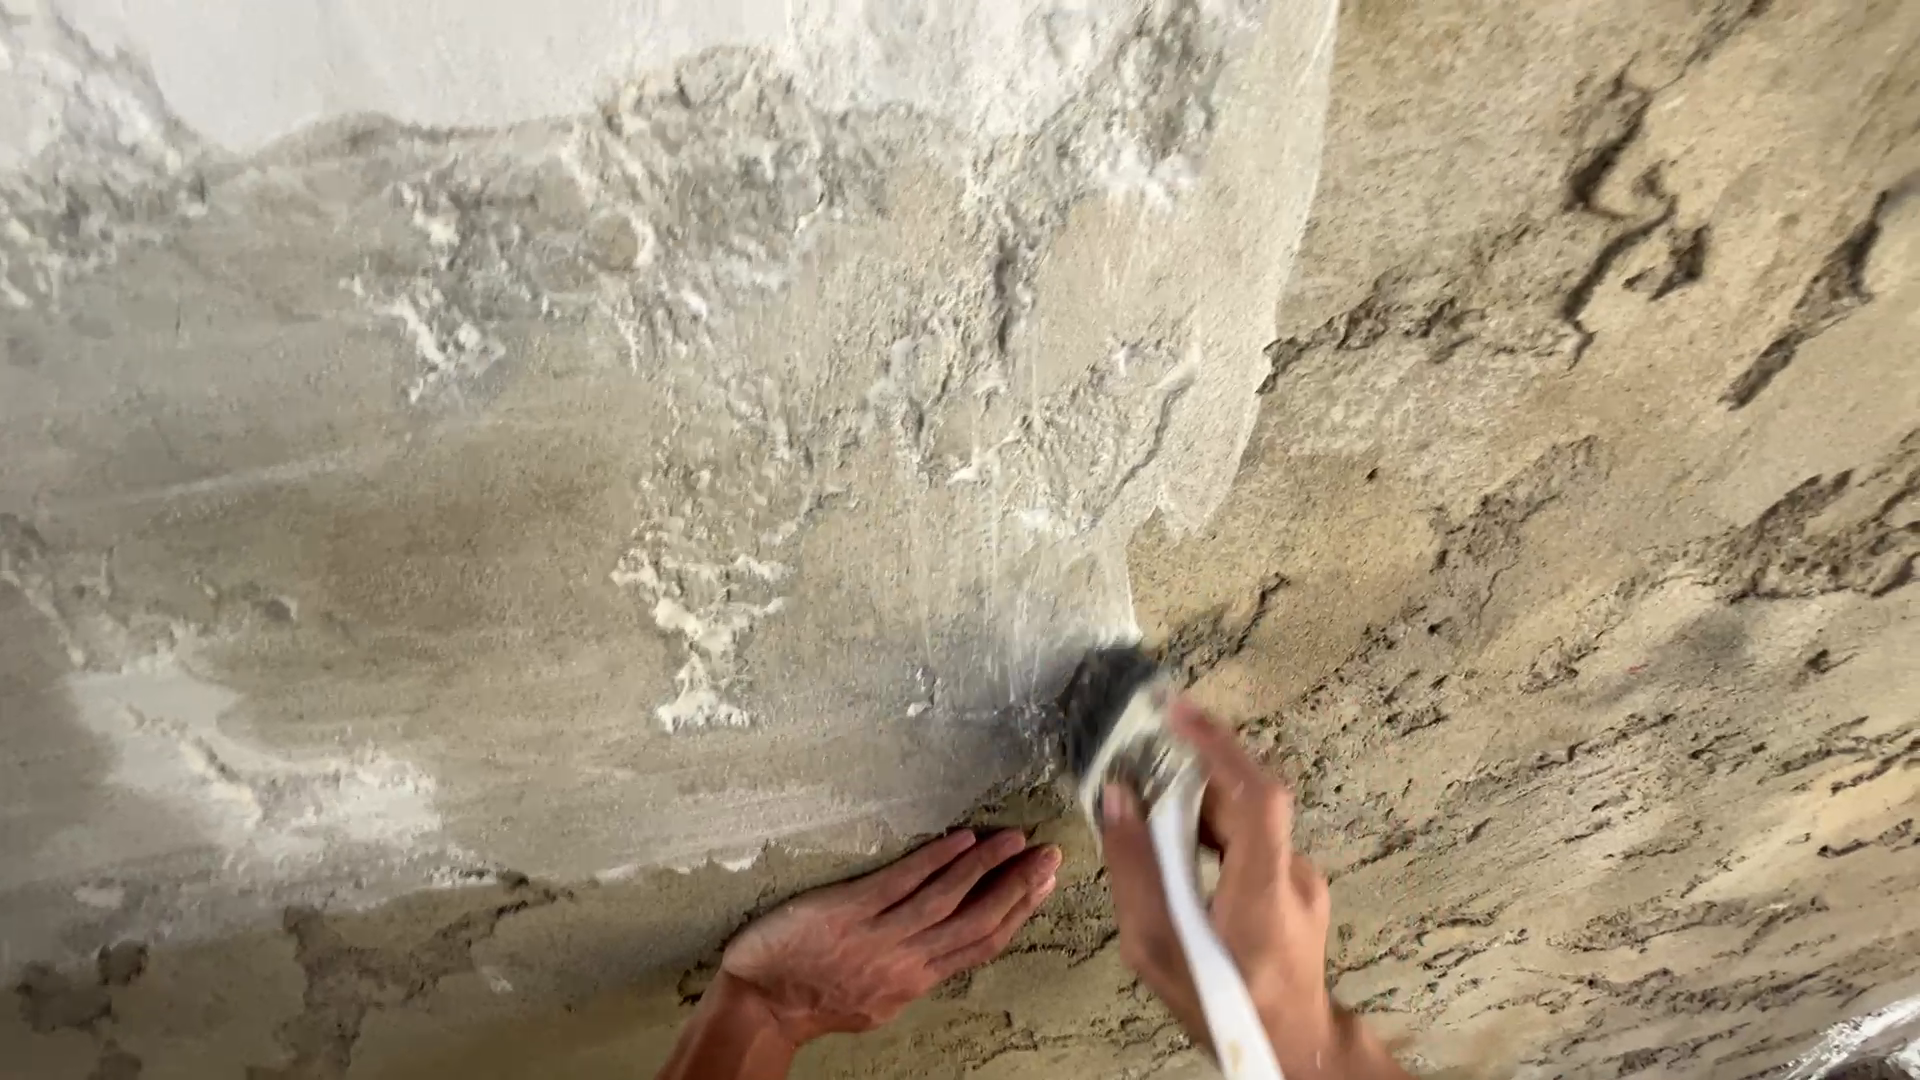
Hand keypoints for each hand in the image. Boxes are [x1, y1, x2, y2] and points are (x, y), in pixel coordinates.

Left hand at [718, 828, 1061, 1046]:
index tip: (1044, 885)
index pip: (981, 943)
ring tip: (1014, 840)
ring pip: (947, 898)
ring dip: (986, 866)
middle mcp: (907, 961)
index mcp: (915, 982)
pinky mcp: (851, 910)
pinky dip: (936, 860)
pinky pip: (903, 883)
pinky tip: (961, 839)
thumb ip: (912, 971)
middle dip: (1018, 887)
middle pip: (977, 920)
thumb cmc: (814, 999)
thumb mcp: (877, 999)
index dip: (1018, 912)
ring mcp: (880, 934)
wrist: (759, 1005)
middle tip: (1047, 856)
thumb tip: (944, 947)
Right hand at [1100, 701, 1410, 1078]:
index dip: (1218, 746)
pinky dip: (1211, 826)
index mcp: (1263, 890)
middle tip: (1141, 768)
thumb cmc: (1221, 1006)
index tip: (1175, 712)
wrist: (1295, 1049)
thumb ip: (1133, 869)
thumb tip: (1117, 796)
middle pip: (1243, 797)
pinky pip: (1248, 834)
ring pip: (1244, 816)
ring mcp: (1302, 875)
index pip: (1256, 796)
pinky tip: (1179, 850)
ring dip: (1197, 804)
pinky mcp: (1296, 881)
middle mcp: (1293, 872)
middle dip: (1190, 774)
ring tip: (1150, 812)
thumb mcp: (1155, 948)